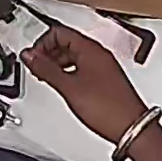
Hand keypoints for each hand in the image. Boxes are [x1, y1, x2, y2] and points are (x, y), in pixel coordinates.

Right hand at [23, 23, 149, 143]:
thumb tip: (30, 55)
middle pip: (66, 41)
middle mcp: (98, 53)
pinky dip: (69, 70)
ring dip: (57, 62)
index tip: (33, 58)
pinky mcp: (106, 77)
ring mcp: (103, 65)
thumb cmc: (108, 108)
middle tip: (37, 67)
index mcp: (89, 49)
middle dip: (48, 52)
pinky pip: (82, 65)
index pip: (59, 32)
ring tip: (47, 77)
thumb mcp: (69, 87)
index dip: (42, 43)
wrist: (132, 128)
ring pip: (74, 53)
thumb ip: (46, 69)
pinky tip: (64, 84)